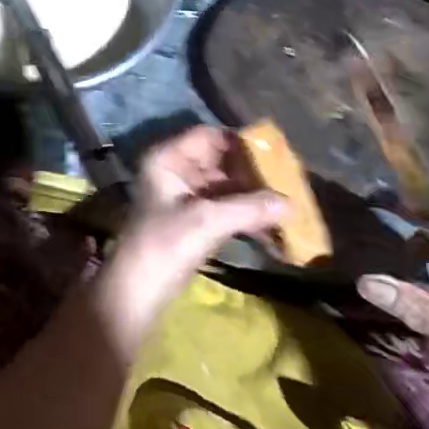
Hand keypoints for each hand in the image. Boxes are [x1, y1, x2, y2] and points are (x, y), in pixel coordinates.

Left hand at [91, 126, 284, 355]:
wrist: (136, 292)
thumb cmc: (165, 245)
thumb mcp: (208, 221)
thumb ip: (250, 208)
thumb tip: (291, 204)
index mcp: (167, 159)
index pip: (209, 136)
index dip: (240, 143)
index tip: (274, 156)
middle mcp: (173, 171)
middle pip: (219, 160)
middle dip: (252, 173)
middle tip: (286, 183)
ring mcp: (182, 197)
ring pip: (224, 186)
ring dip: (252, 197)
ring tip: (286, 207)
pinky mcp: (191, 221)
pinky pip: (223, 208)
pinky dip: (245, 215)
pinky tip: (272, 228)